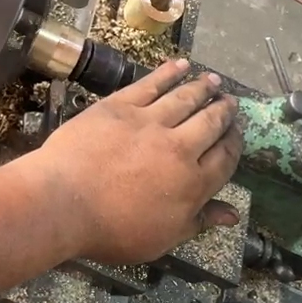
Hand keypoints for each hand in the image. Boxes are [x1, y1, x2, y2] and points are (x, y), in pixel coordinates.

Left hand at [35, 58, 242, 263]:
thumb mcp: (161, 238)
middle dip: (223, 111)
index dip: (234, 143)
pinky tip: (181, 65)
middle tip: (231, 101)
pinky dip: (168, 73)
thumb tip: (232, 215)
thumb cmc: (110, 229)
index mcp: (192, 184)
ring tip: (213, 80)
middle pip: (209, 124)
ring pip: (184, 99)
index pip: (224, 158)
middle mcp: (178, 148)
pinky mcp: (120, 106)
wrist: (64, 201)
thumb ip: (198, 222)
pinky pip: (150, 84)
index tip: (237, 132)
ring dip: (202, 88)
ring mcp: (148, 123)